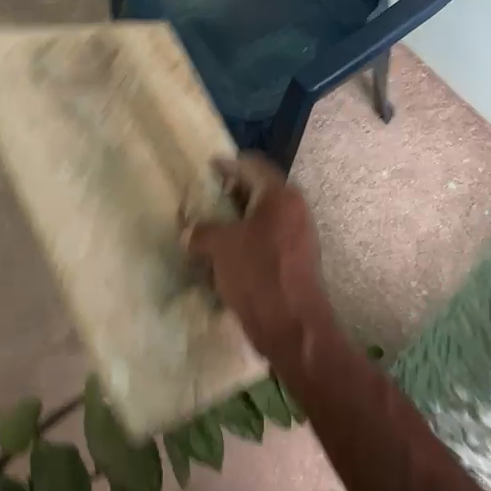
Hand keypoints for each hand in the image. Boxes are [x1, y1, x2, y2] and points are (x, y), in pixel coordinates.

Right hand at [184, 154, 332, 360]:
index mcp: (280, 195)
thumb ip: (202, 231)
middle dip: (231, 194)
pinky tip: (225, 254)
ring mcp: (299, 235)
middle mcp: (295, 209)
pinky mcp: (297, 259)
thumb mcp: (221, 248)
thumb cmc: (257, 275)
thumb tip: (191, 231)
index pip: (252, 165)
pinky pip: (268, 239)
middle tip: (204, 199)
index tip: (207, 166)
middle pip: (259, 190)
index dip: (227, 164)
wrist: (293, 326)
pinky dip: (248, 240)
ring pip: (263, 217)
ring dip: (238, 220)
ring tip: (209, 228)